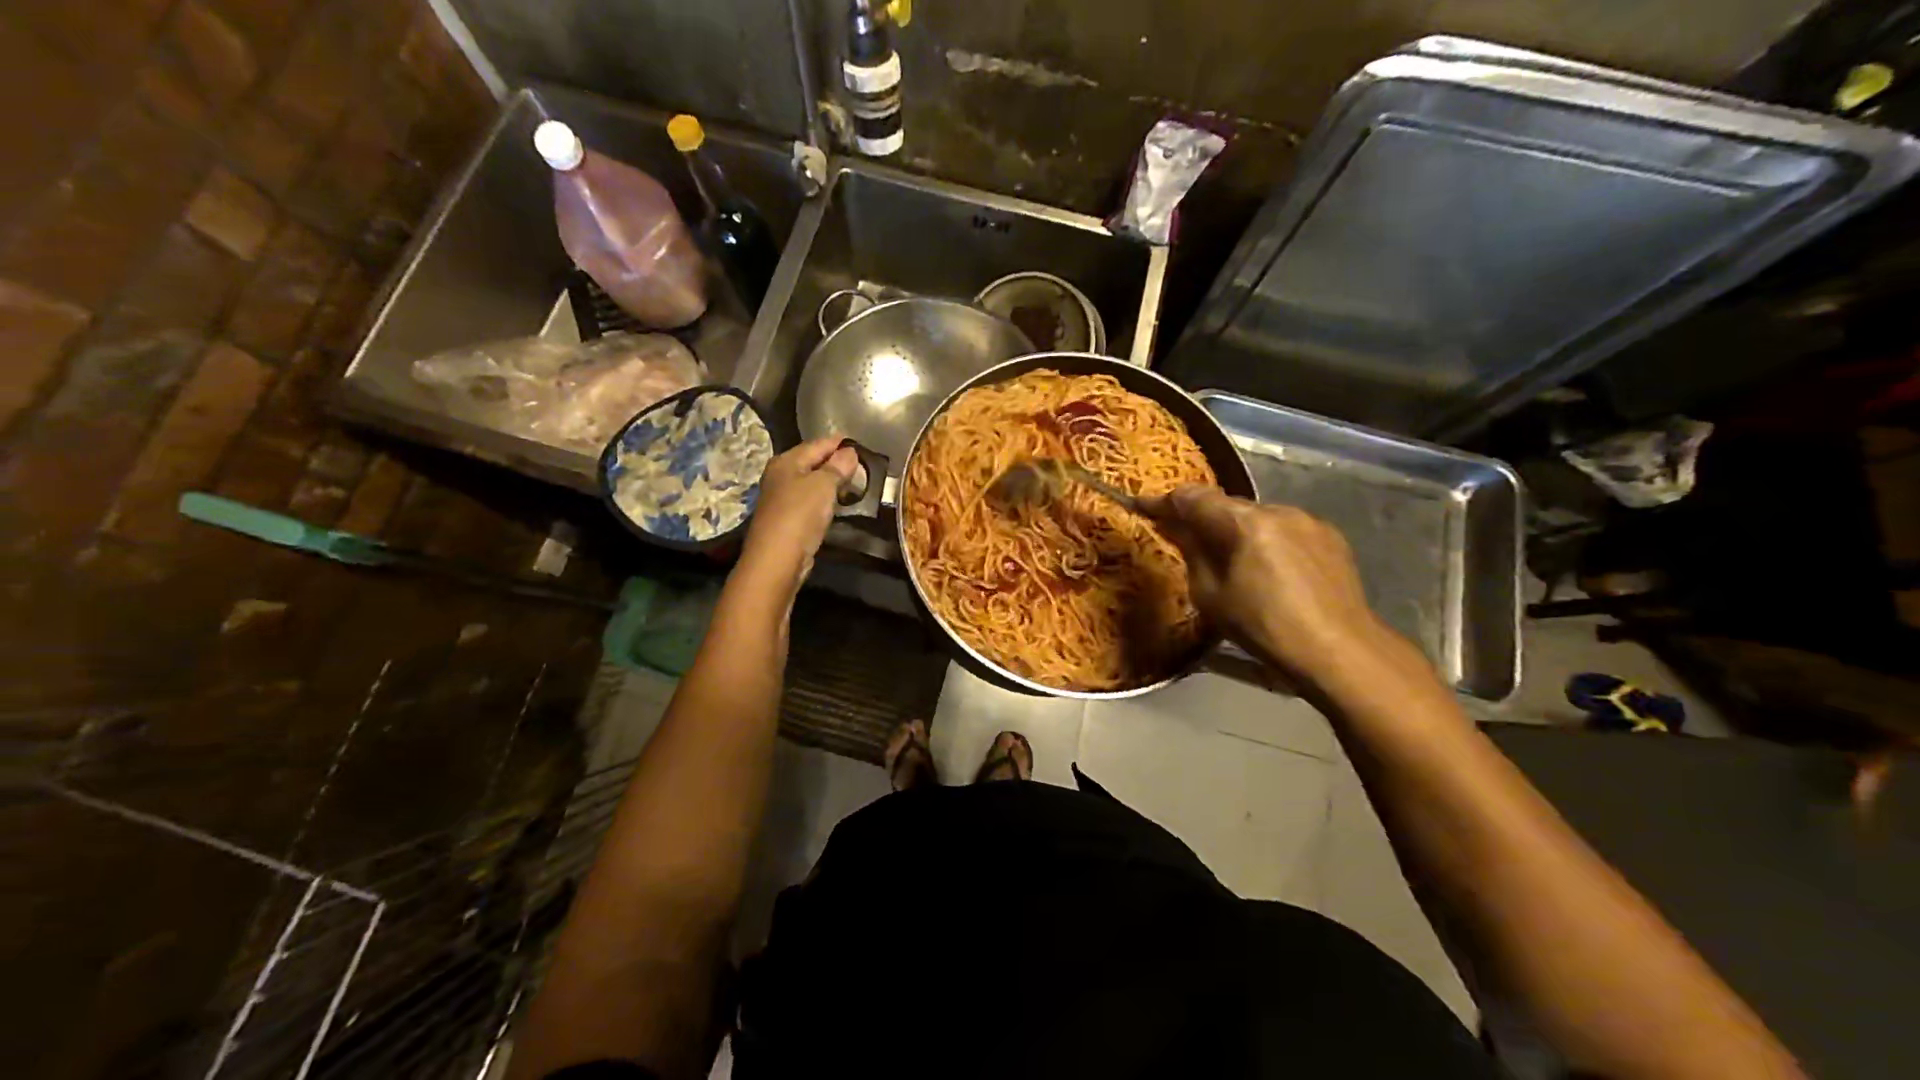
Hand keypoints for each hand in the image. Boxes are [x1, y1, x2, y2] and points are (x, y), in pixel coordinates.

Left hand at [741, 435, 858, 580]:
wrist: (778, 558)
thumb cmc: (800, 513)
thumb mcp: (823, 485)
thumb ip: (837, 467)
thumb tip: (849, 452)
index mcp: (786, 461)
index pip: (816, 444)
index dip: (837, 442)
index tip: (857, 442)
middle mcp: (780, 476)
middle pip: (811, 462)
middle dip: (834, 461)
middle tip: (859, 463)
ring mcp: (781, 498)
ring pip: (810, 482)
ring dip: (829, 480)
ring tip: (853, 481)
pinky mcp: (787, 518)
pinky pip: (809, 500)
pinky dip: (823, 498)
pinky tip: (835, 502)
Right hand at [1151, 486, 1390, 687]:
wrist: (1340, 650)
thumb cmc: (1265, 628)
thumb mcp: (1212, 596)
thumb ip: (1192, 553)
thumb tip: (1177, 528)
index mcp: (1244, 523)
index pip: (1193, 498)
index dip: (1163, 502)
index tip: (1142, 504)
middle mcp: (1277, 510)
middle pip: (1227, 505)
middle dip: (1203, 518)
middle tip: (1183, 537)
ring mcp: (1307, 521)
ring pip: (1258, 517)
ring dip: (1238, 531)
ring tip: (1231, 560)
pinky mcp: (1330, 537)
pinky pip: (1285, 530)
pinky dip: (1268, 541)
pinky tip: (1269, 570)